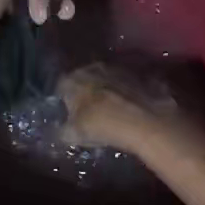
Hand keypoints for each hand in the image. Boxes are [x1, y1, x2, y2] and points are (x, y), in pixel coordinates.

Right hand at [57, 63, 185, 148]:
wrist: (143, 121)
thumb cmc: (101, 125)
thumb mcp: (74, 135)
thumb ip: (63, 131)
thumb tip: (61, 131)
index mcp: (73, 80)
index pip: (61, 87)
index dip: (64, 101)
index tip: (68, 114)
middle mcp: (93, 68)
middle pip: (85, 80)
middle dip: (86, 93)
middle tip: (89, 112)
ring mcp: (118, 69)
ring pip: (107, 80)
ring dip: (108, 91)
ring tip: (111, 111)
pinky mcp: (139, 75)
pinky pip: (127, 85)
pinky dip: (127, 93)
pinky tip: (130, 108)